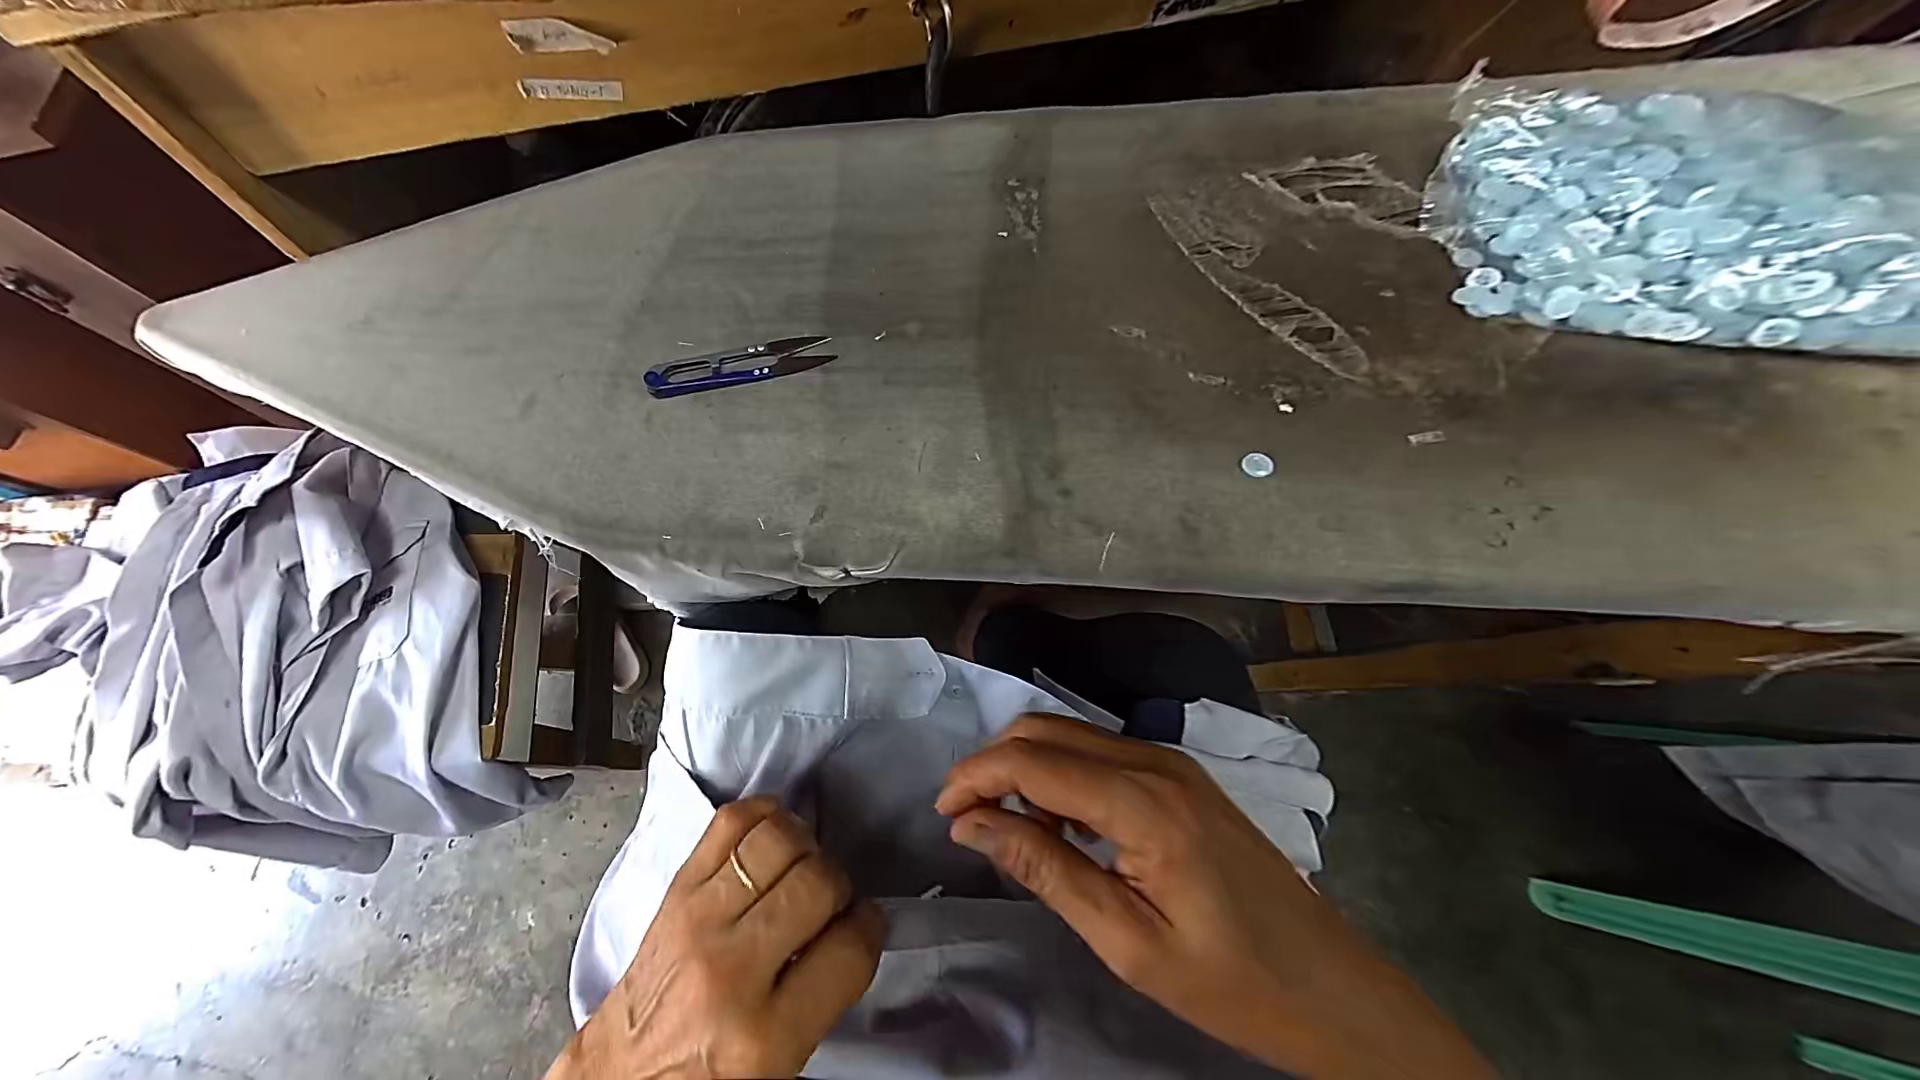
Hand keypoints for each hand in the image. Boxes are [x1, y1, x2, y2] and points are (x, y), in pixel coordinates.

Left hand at [549, 797, 883, 1079]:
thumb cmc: (706, 1077)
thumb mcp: (780, 1063)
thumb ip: (824, 993)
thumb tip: (855, 922)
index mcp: (763, 1037)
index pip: (851, 949)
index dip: (869, 926)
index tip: (862, 925)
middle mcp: (729, 971)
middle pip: (819, 881)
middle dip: (839, 884)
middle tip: (830, 901)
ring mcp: (696, 922)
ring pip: (779, 839)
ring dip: (806, 845)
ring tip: (802, 867)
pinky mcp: (674, 891)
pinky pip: (731, 821)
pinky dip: (764, 814)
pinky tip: (773, 836)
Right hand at [936, 714, 1493, 1079]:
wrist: (1332, 987)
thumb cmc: (1228, 980)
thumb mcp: (1125, 940)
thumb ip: (1044, 867)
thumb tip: (972, 824)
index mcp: (1143, 801)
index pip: (1033, 761)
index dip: (976, 777)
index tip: (942, 814)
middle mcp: (1154, 760)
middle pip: (1046, 731)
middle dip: (993, 764)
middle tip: (968, 820)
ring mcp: (1171, 762)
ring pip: (1070, 736)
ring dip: (1026, 769)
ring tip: (1013, 831)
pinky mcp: (1179, 774)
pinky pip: (1099, 753)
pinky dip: (1062, 775)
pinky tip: (1062, 825)